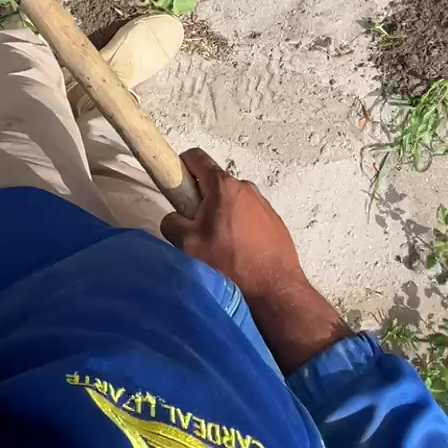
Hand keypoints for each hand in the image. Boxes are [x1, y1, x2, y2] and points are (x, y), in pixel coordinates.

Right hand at [161, 148, 351, 371]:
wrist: (275, 290)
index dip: (180, 166)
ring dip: (220, 213)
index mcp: (223, 186)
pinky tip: (239, 251)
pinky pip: (248, 214)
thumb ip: (172, 223)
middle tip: (196, 228)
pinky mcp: (274, 220)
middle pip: (213, 181)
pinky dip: (238, 225)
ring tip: (219, 245)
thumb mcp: (189, 244)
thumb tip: (174, 219)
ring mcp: (263, 203)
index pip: (195, 157)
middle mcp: (245, 187)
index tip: (176, 187)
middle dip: (200, 198)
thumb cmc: (230, 264)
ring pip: (231, 199)